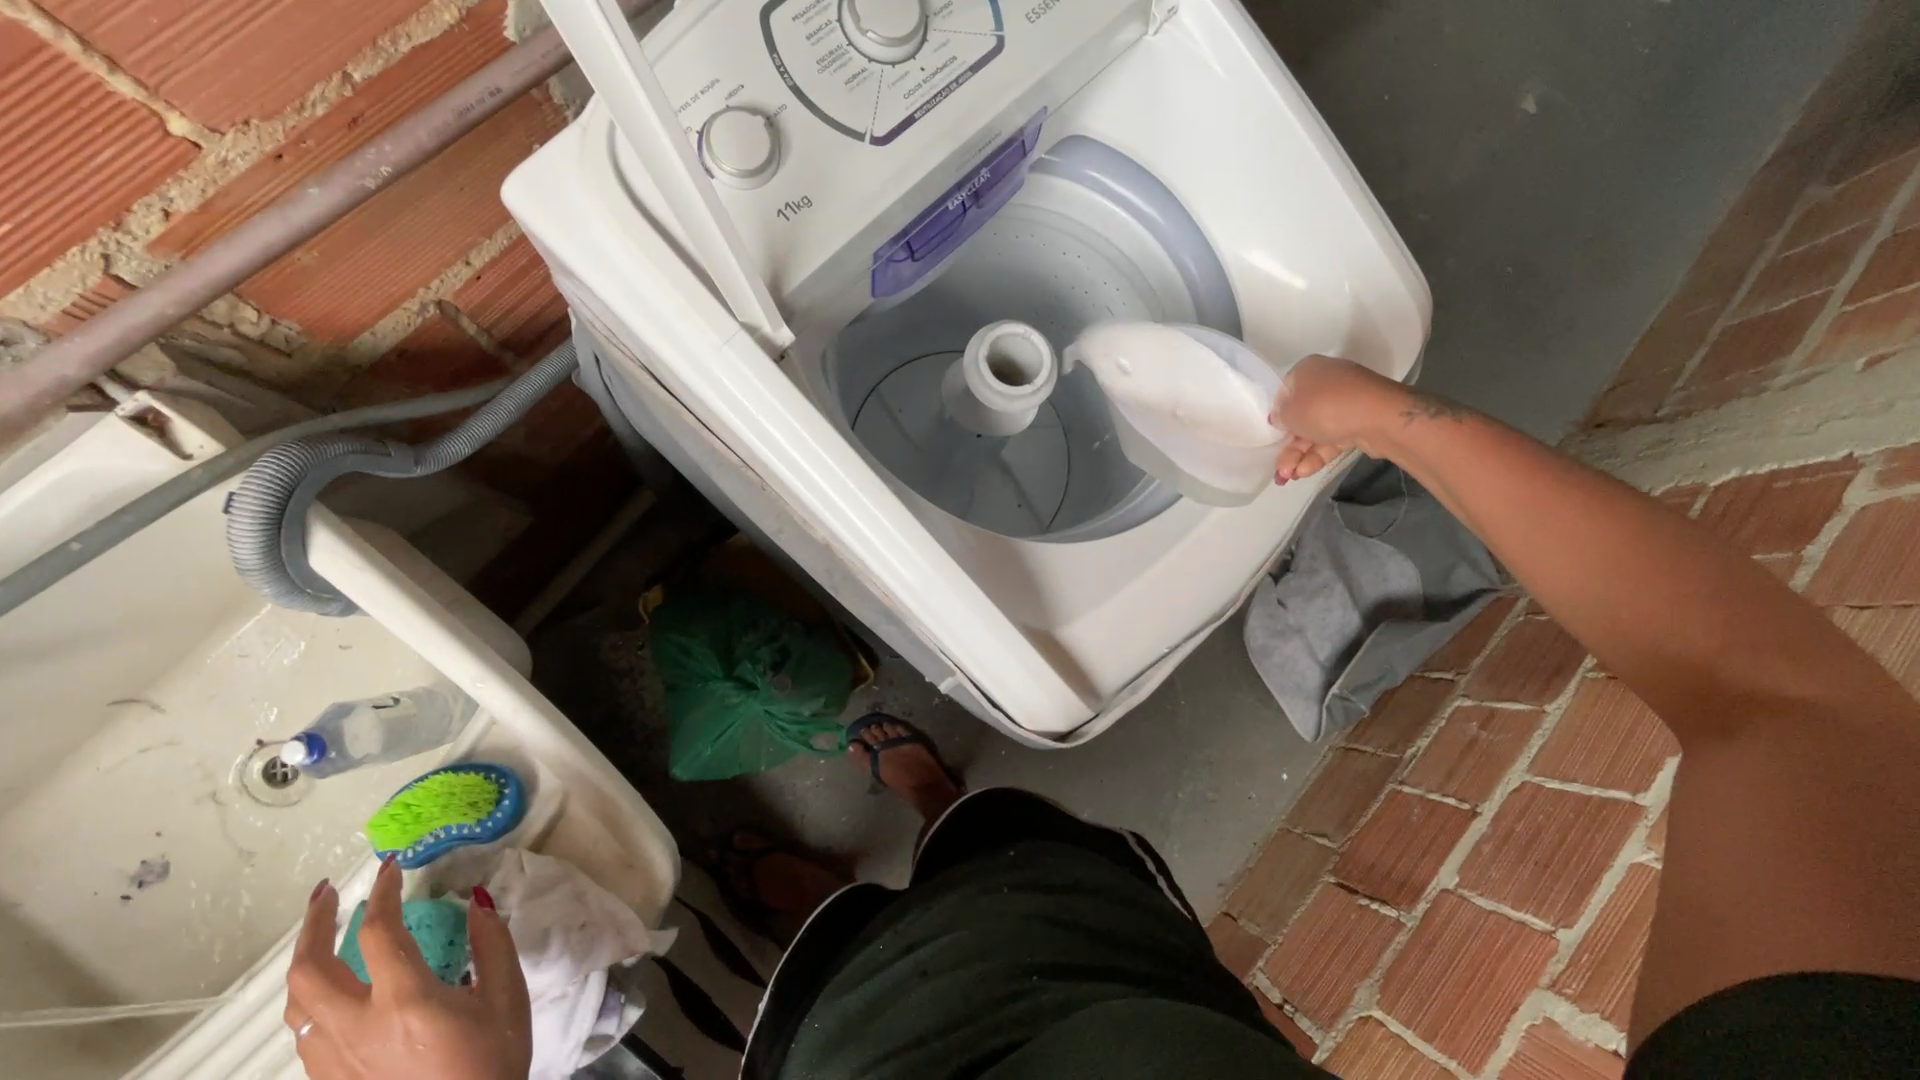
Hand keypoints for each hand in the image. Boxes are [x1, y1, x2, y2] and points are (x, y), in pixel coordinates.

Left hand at [285, 858, 531, 1079]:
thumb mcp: (507, 998)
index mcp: (404, 1002)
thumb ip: (492, 944)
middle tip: (326, 894)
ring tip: (322, 937)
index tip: (389, 868)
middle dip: (313, 924)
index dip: (381, 893)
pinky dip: (312, 999)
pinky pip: (304, 1033)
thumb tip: (478, 900)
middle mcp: (357, 1028)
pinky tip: (334, 991)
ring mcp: (336, 1060)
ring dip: (304, 961)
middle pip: (308, 970)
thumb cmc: (492, 1063)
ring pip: (296, 1004)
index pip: (378, 932)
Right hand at [1269, 354, 1414, 483]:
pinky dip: (1317, 456)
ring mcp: (1345, 404)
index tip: (1272, 436)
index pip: (1284, 394)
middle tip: (1279, 471)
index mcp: (1308, 371)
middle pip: (1300, 418)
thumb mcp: (1290, 412)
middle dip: (1288, 447)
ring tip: (1287, 479)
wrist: (1379, 417)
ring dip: (1299, 456)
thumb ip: (1280, 417)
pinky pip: (1332, 439)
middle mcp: (1326, 383)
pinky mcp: (1358, 423)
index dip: (1277, 417)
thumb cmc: (1325, 407)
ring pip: (1315, 432)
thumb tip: (1280, 419)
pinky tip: (1304, 473)